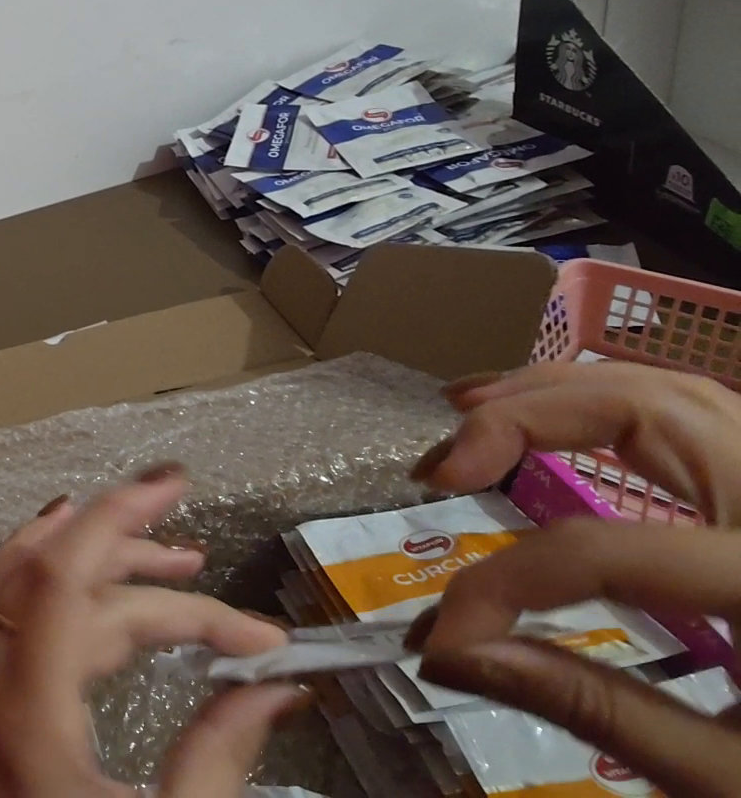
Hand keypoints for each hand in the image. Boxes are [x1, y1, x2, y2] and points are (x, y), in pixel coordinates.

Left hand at [0, 465, 305, 797]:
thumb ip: (220, 759)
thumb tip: (276, 690)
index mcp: (23, 711)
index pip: (59, 574)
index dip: (116, 518)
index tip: (173, 485)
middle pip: (57, 584)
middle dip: (138, 566)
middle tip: (218, 576)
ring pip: (31, 597)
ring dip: (102, 578)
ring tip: (180, 572)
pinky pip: (12, 622)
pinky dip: (56, 595)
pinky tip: (94, 588)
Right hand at [408, 362, 740, 796]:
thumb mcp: (736, 780)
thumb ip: (595, 706)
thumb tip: (448, 657)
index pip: (603, 552)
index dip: (499, 586)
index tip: (443, 638)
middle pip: (648, 409)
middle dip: (519, 419)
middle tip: (439, 468)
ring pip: (669, 392)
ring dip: (552, 391)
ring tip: (465, 410)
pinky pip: (695, 414)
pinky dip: (602, 399)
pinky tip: (542, 414)